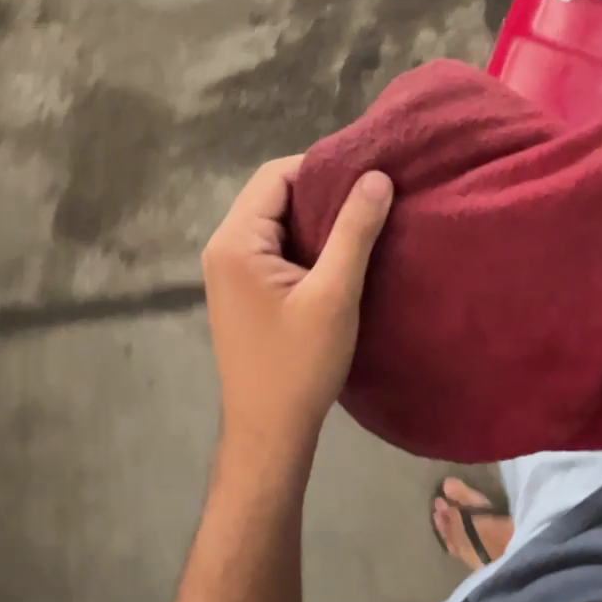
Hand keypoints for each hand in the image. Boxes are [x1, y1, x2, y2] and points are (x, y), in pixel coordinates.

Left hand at [201, 156, 393, 462]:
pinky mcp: (242, 289)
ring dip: (317, 217)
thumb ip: (355, 230)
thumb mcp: (335, 293)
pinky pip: (275, 245)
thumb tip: (377, 176)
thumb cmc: (299, 363)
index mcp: (236, 241)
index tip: (367, 177)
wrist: (270, 433)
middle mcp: (224, 247)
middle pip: (273, 194)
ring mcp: (229, 270)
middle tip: (371, 197)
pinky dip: (307, 241)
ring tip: (363, 221)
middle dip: (322, 191)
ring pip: (277, 220)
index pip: (276, 175)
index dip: (322, 168)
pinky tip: (340, 252)